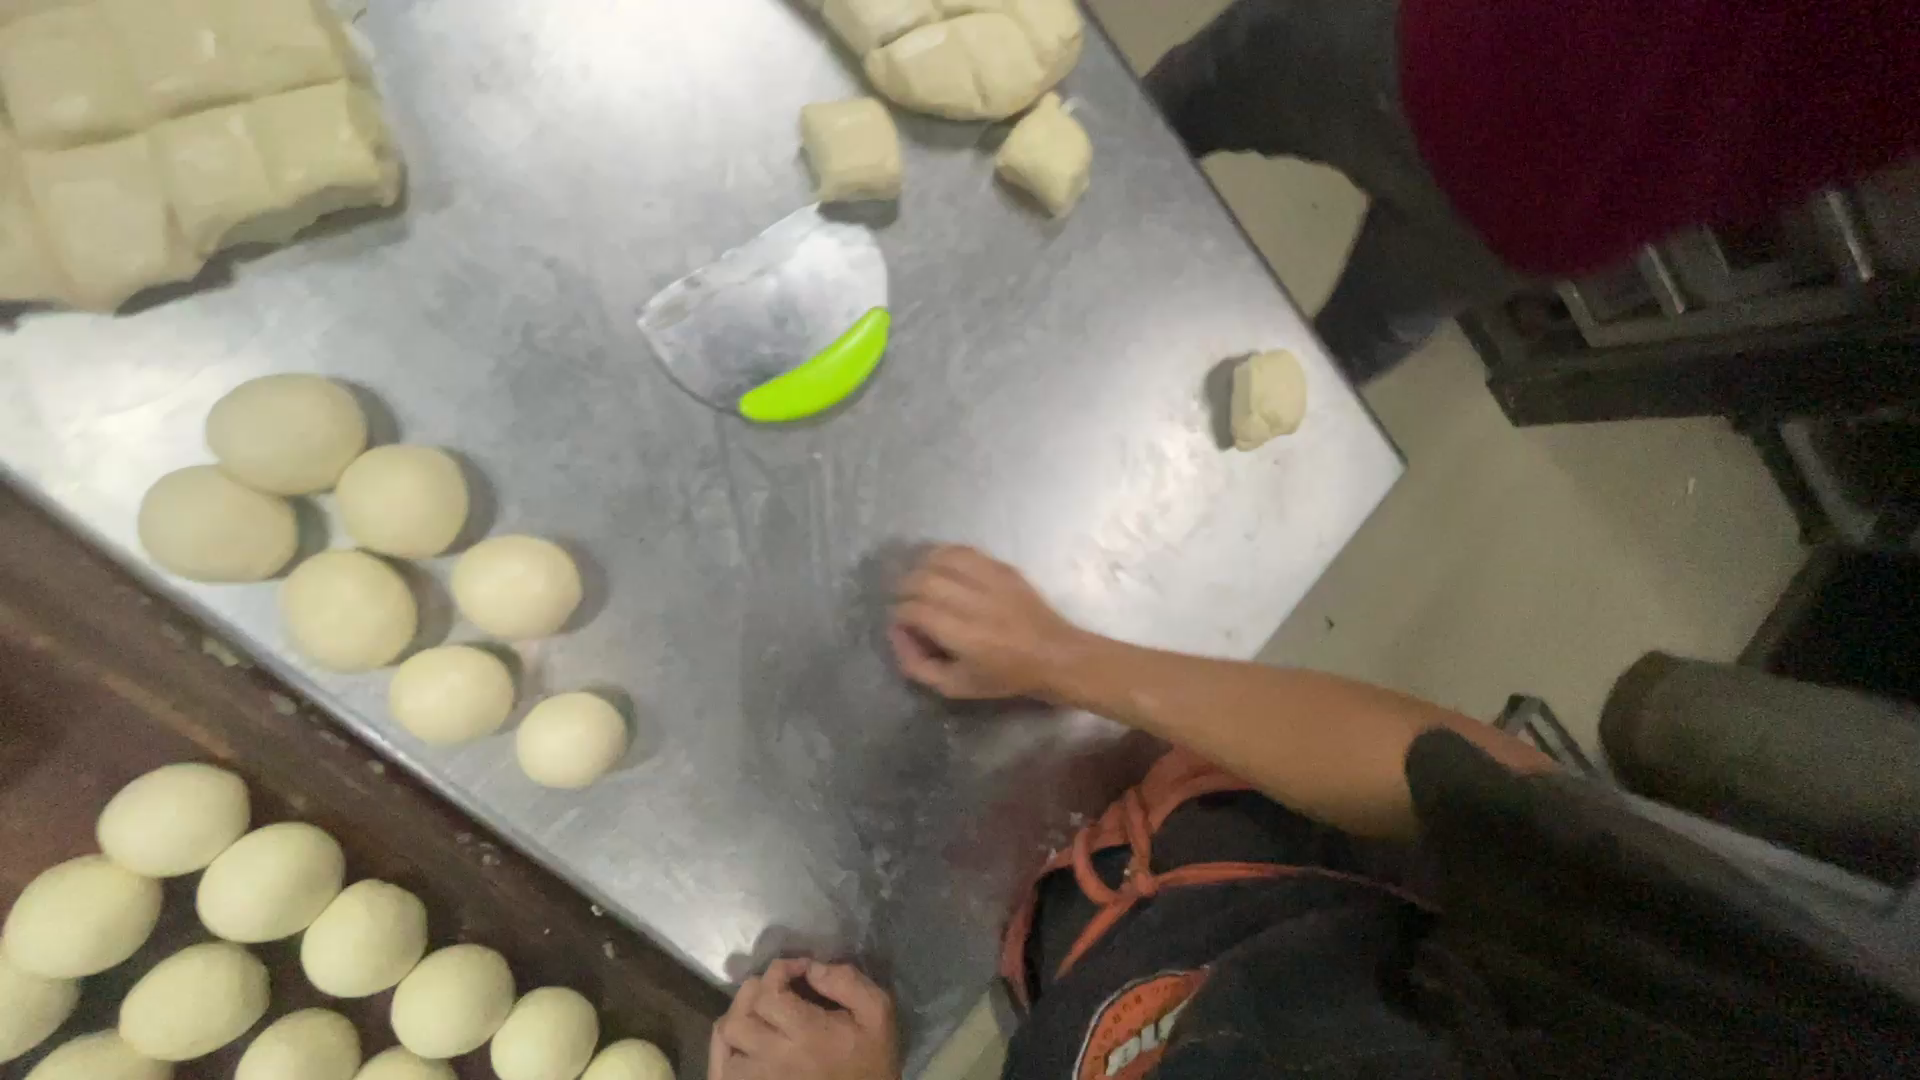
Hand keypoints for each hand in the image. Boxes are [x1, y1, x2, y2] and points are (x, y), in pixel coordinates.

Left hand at [710, 960, 899, 1079]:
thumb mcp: (877, 1012)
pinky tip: (743, 1040)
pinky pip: (721, 1071)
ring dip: (739, 1017)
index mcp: (806, 1033)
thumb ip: (847, 981)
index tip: (801, 968)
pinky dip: (724, 1050)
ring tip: (761, 1012)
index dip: (780, 969)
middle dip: (757, 988)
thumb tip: (812, 967)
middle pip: (741, 1015)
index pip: (769, 992)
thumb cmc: (872, 1061)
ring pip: (726, 1040)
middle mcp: (775, 1059)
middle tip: (779, 986)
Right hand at [890, 545, 1088, 700]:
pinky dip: (944, 554)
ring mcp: (990, 580)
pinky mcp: (1002, 568)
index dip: (899, 615)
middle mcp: (973, 602)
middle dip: (904, 589)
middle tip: (905, 601)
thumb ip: (917, 665)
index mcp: (962, 634)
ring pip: (941, 558)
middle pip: (922, 580)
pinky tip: (941, 567)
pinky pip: (964, 551)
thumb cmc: (1004, 676)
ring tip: (919, 581)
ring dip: (921, 567)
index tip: (902, 624)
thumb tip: (896, 634)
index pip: (913, 610)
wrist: (1054, 655)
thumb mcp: (955, 687)